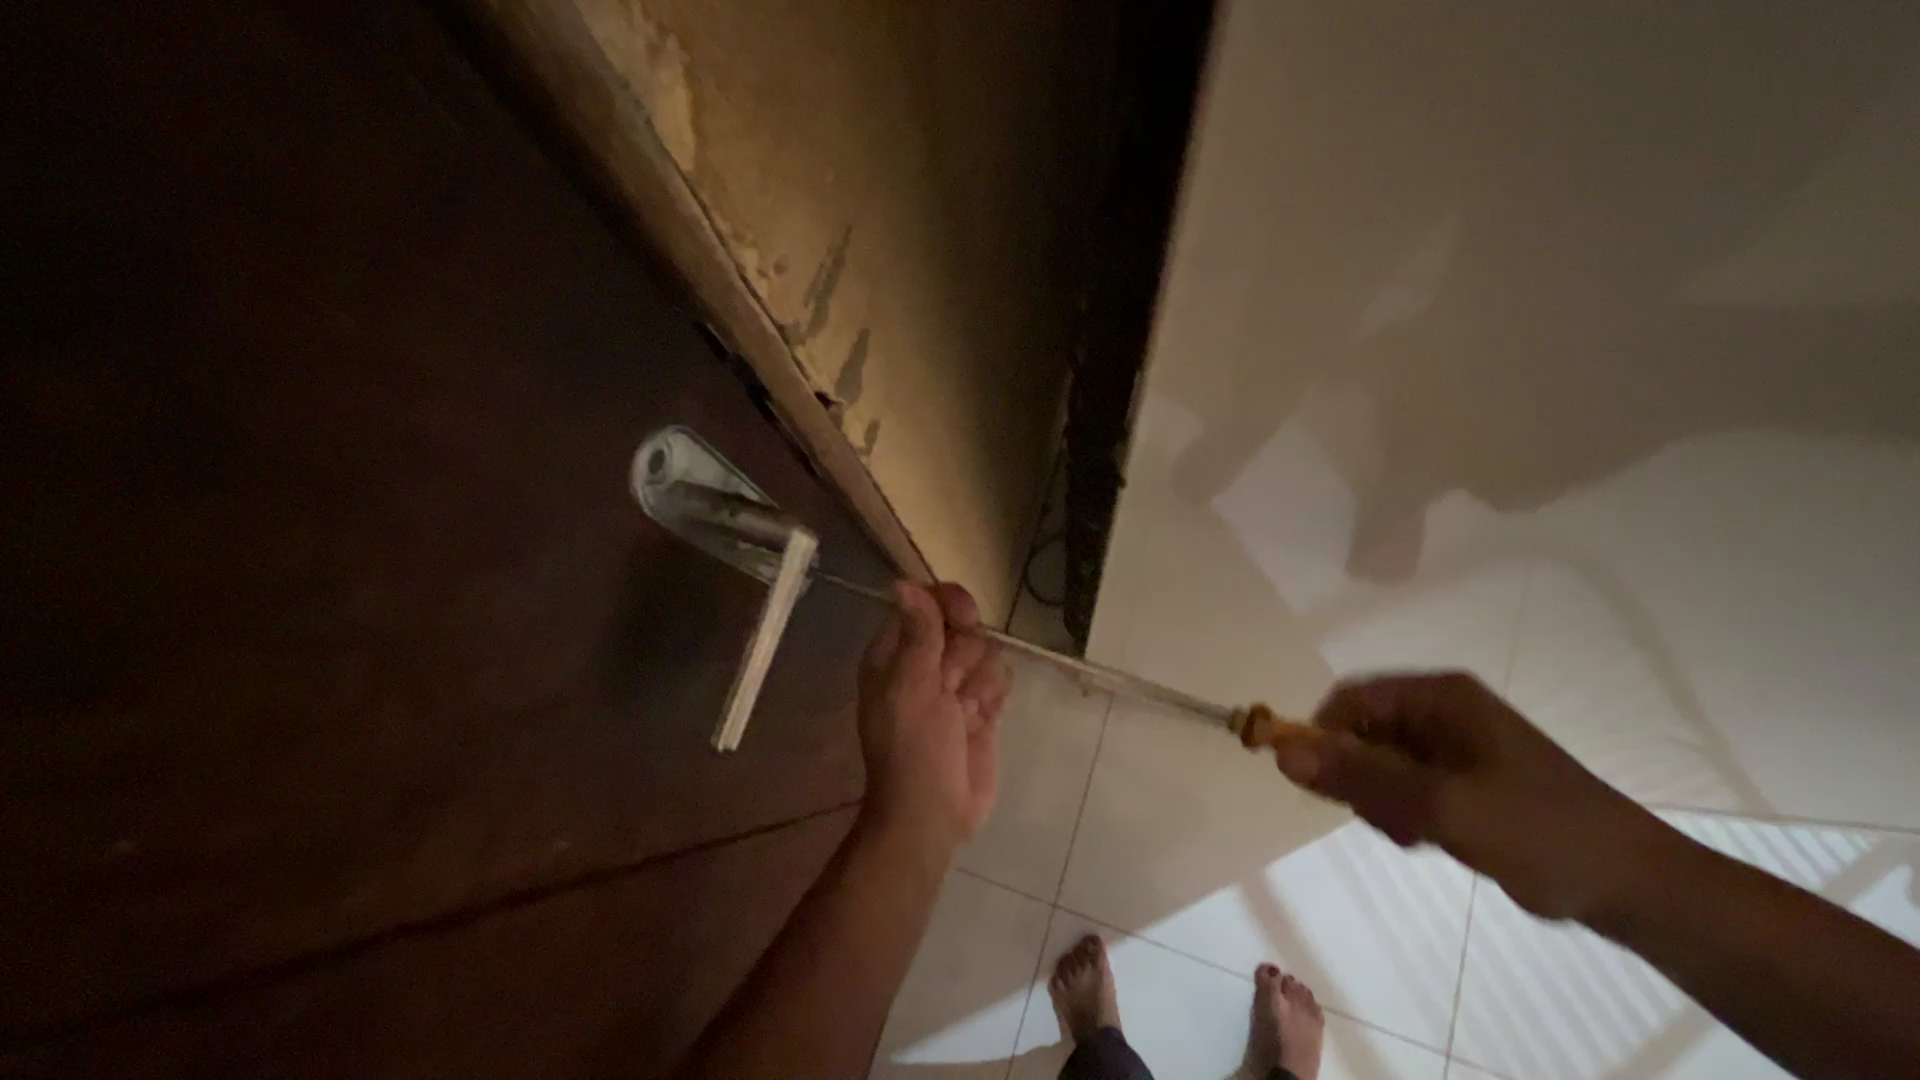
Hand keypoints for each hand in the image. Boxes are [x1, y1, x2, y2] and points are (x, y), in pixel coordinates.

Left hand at [857, 582, 1010, 848]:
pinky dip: (996, 696)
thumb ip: (917, 633)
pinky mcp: (983, 708)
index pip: (926, 604)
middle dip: (966, 652)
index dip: (947, 604)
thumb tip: (902, 582)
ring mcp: (957, 686)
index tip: (963, 616)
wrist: (934, 814)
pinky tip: (983, 719)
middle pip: (964, 625)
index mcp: (895, 653)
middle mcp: (926, 663)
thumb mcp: (909, 687)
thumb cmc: (912, 748)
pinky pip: (1001, 679)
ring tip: (966, 712)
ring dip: (982, 679)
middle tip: (953, 685)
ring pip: (987, 651)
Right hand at [1269, 671, 1674, 921]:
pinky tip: (1428, 839)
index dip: (1322, 737)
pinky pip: (1401, 787)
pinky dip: (1401, 814)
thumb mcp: (1442, 806)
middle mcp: (1440, 711)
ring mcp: (1450, 746)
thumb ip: (1361, 778)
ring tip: (1418, 834)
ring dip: (1381, 802)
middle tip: (1389, 820)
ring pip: (1376, 764)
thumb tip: (1282, 752)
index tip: (1323, 787)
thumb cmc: (1540, 833)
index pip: (1349, 699)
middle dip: (1359, 778)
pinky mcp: (1458, 780)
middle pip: (1359, 731)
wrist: (1632, 886)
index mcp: (1440, 696)